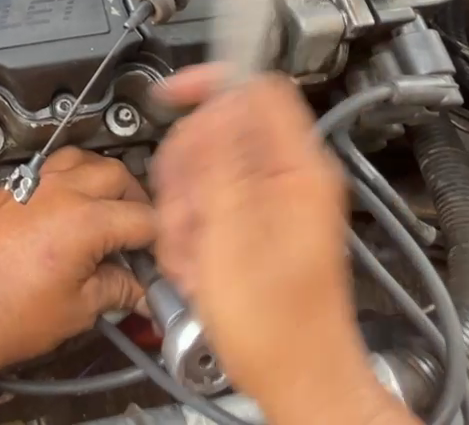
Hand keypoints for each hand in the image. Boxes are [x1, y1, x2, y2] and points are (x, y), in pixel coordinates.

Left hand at [0, 147, 155, 383]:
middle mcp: (57, 192)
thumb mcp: (78, 310)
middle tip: (141, 229)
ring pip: (78, 158)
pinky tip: (67, 205)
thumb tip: (134, 288)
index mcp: (83, 220)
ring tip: (108, 206)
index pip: (141, 218)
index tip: (160, 256)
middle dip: (135, 199)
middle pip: (115, 174)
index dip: (159, 239)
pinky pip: (45, 168)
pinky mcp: (8, 190)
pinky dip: (65, 178)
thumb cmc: (6, 315)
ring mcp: (30, 185)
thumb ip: (115, 290)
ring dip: (99, 177)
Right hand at [151, 67, 408, 424]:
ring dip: (183, 203)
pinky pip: (206, 197)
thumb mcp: (233, 234)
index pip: (256, 88)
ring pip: (204, 164)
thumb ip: (221, 160)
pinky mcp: (255, 222)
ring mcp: (272, 200)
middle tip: (184, 211)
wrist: (297, 383)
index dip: (210, 84)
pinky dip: (189, 225)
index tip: (171, 97)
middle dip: (186, 166)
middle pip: (218, 128)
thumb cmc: (276, 328)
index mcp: (297, 170)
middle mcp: (288, 178)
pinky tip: (194, 259)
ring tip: (190, 248)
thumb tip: (219, 100)